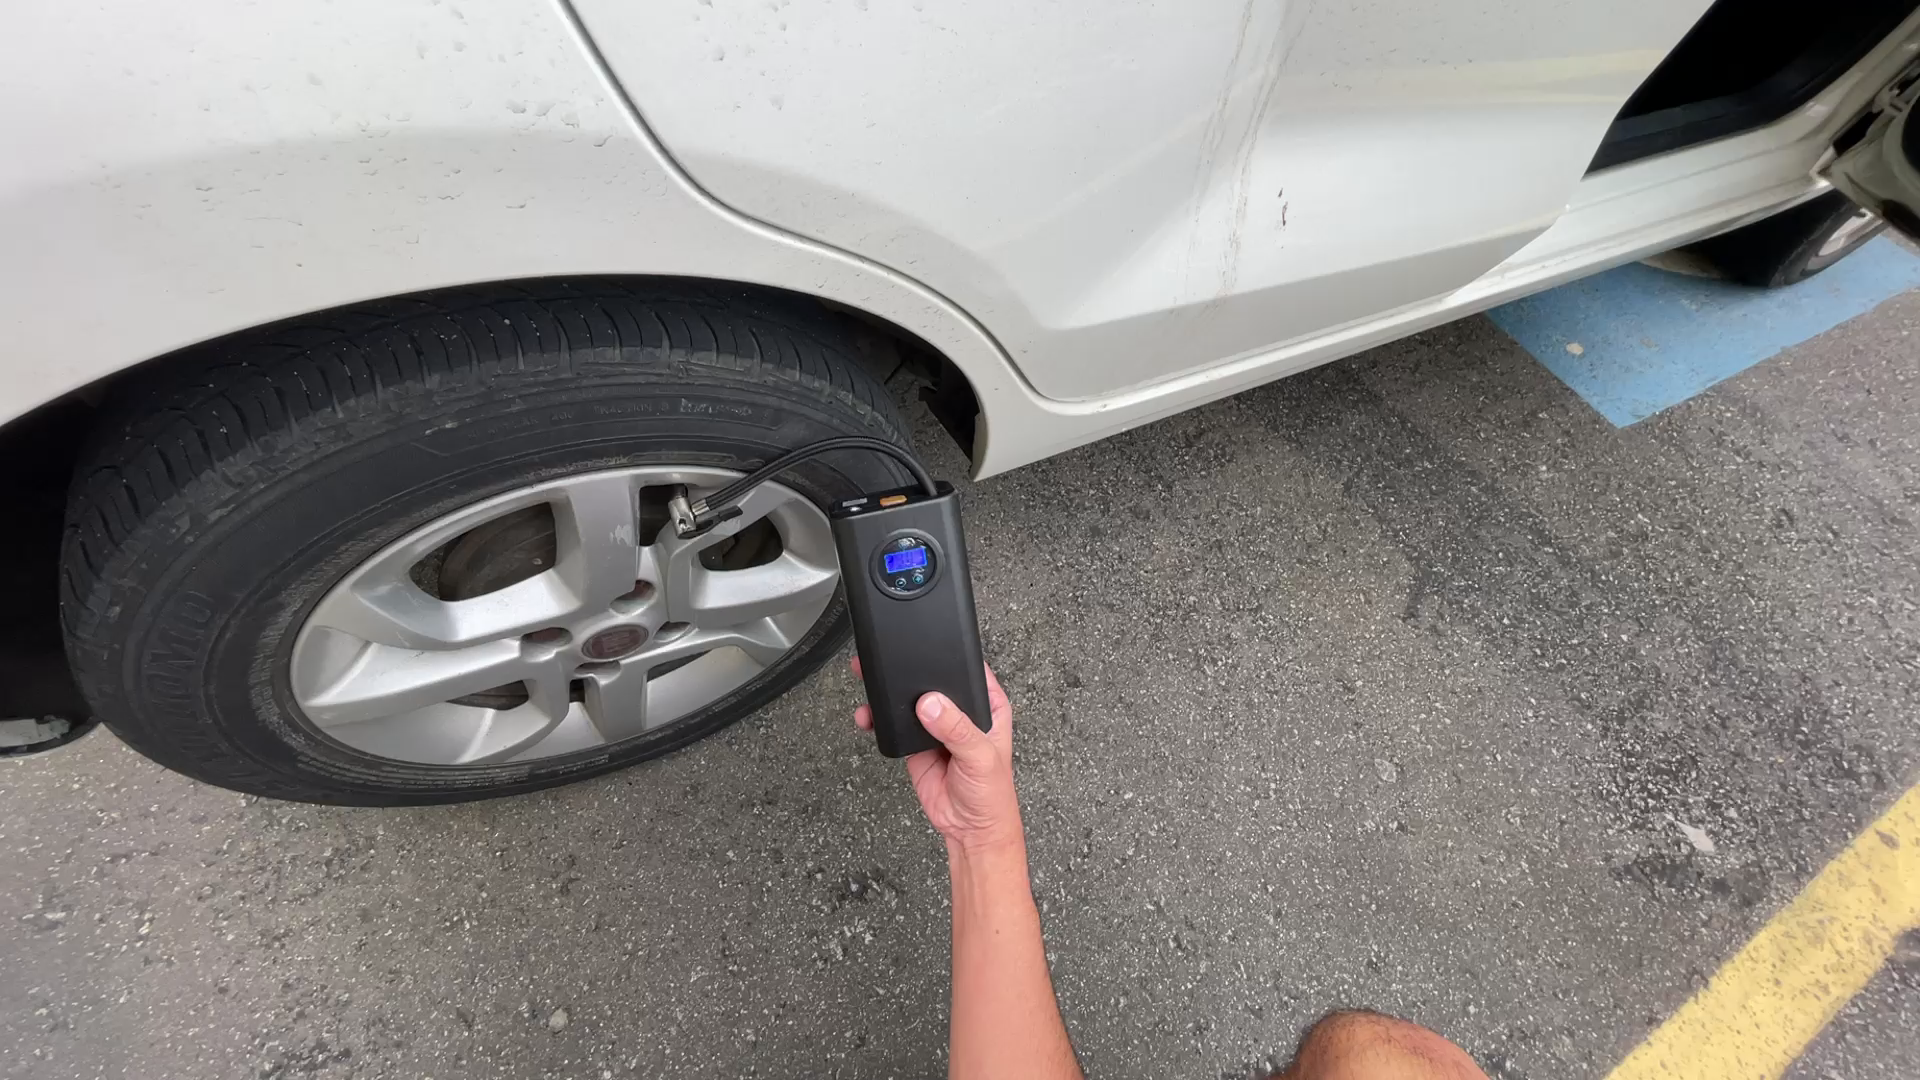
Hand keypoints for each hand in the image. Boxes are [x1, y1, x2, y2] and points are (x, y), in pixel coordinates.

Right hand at [852, 657, 1020, 852]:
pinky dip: (880, 718)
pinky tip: (870, 714)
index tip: (930, 649)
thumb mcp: (981, 757)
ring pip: (911, 700)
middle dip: (913, 672)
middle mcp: (961, 711)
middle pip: (935, 681)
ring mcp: (936, 726)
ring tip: (873, 682)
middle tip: (890, 661)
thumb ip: (958, 730)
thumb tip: (932, 705)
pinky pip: (895, 724)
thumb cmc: (992, 795)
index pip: (969, 671)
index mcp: (988, 704)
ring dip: (892, 693)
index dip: (952, 658)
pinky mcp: (916, 741)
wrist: (969, 829)